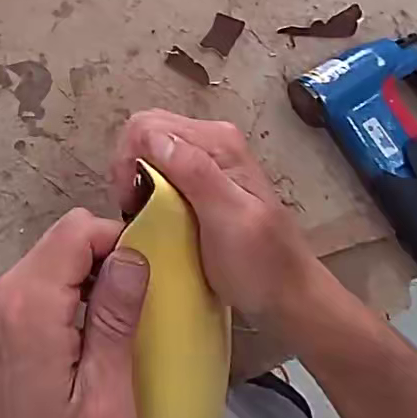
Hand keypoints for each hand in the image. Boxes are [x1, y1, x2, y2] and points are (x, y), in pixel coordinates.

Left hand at [0, 208, 148, 417]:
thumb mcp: (105, 404)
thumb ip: (117, 321)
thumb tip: (134, 255)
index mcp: (33, 305)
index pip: (81, 229)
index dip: (121, 239)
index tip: (150, 274)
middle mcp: (13, 291)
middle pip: (73, 231)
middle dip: (114, 250)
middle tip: (142, 296)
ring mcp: (8, 301)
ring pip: (67, 247)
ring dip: (102, 267)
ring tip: (127, 312)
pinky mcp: (13, 314)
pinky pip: (57, 270)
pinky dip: (86, 281)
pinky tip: (103, 321)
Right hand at [110, 110, 325, 331]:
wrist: (287, 292)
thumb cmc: (260, 262)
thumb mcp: (228, 219)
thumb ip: (194, 173)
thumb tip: (151, 137)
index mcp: (218, 141)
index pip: (148, 126)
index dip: (129, 161)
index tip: (133, 202)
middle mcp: (213, 139)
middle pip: (146, 131)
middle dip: (129, 167)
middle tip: (136, 210)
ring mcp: (208, 157)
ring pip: (151, 149)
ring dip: (137, 178)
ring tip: (145, 215)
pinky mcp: (202, 177)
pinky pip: (161, 168)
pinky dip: (149, 187)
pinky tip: (157, 214)